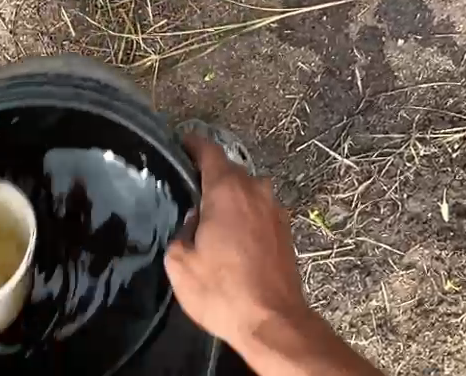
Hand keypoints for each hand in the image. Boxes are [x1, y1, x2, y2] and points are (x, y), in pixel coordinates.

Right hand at [164, 132, 310, 350]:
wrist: (273, 321)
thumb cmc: (223, 290)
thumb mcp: (180, 264)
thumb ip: (180, 232)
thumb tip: (192, 222)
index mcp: (227, 188)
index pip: (208, 150)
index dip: (192, 144)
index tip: (180, 145)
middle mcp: (254, 188)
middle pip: (228, 169)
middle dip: (210, 176)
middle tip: (189, 193)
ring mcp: (274, 207)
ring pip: (246, 190)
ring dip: (230, 198)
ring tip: (212, 221)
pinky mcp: (285, 228)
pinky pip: (259, 209)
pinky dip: (246, 215)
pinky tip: (235, 239)